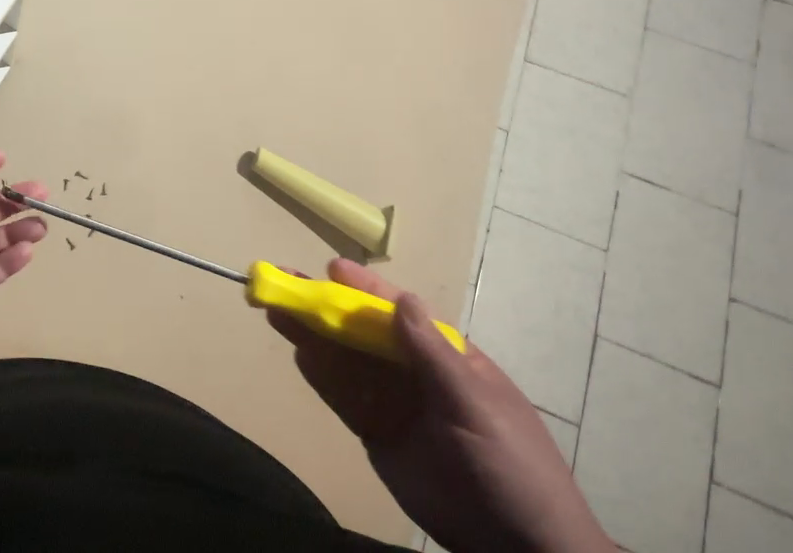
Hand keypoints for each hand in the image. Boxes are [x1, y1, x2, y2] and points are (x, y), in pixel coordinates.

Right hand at [270, 259, 614, 552]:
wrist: (516, 545)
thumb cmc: (510, 467)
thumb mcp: (475, 407)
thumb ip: (434, 356)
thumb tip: (403, 299)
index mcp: (449, 359)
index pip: (401, 314)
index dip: (366, 290)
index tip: (331, 268)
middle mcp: (416, 374)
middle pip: (363, 333)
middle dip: (326, 307)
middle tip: (284, 284)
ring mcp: (395, 403)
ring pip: (346, 360)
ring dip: (313, 335)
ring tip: (275, 310)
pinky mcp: (376, 431)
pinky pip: (342, 396)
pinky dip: (319, 374)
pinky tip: (298, 353)